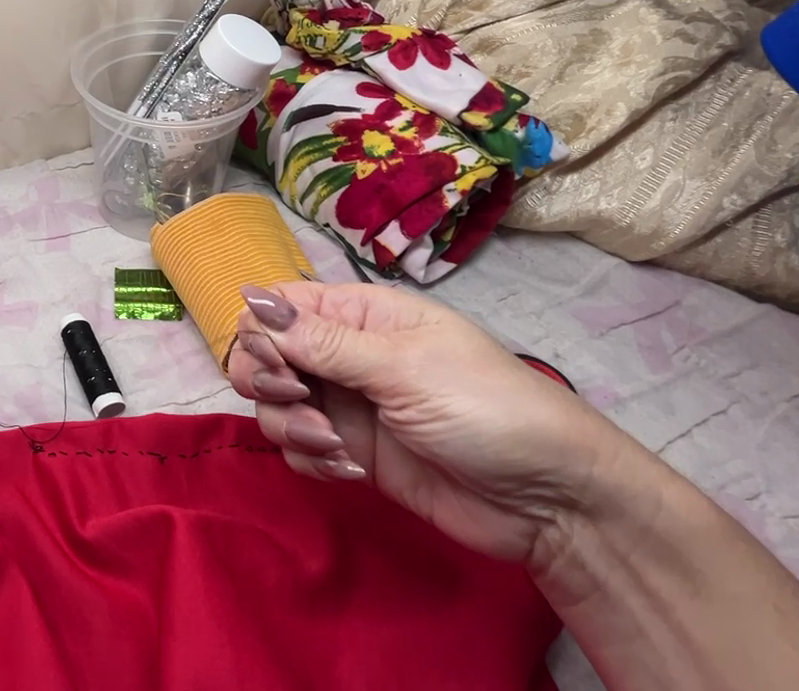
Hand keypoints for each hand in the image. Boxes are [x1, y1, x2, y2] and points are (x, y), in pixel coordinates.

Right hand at [227, 282, 645, 565]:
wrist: (548, 501)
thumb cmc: (484, 408)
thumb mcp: (402, 366)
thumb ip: (321, 341)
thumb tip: (250, 296)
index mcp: (357, 315)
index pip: (277, 305)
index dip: (260, 330)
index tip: (279, 362)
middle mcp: (340, 354)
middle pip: (263, 354)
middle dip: (268, 380)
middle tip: (303, 400)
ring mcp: (344, 405)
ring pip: (274, 404)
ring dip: (291, 425)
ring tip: (337, 447)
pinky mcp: (348, 452)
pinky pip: (296, 447)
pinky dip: (309, 458)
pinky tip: (349, 470)